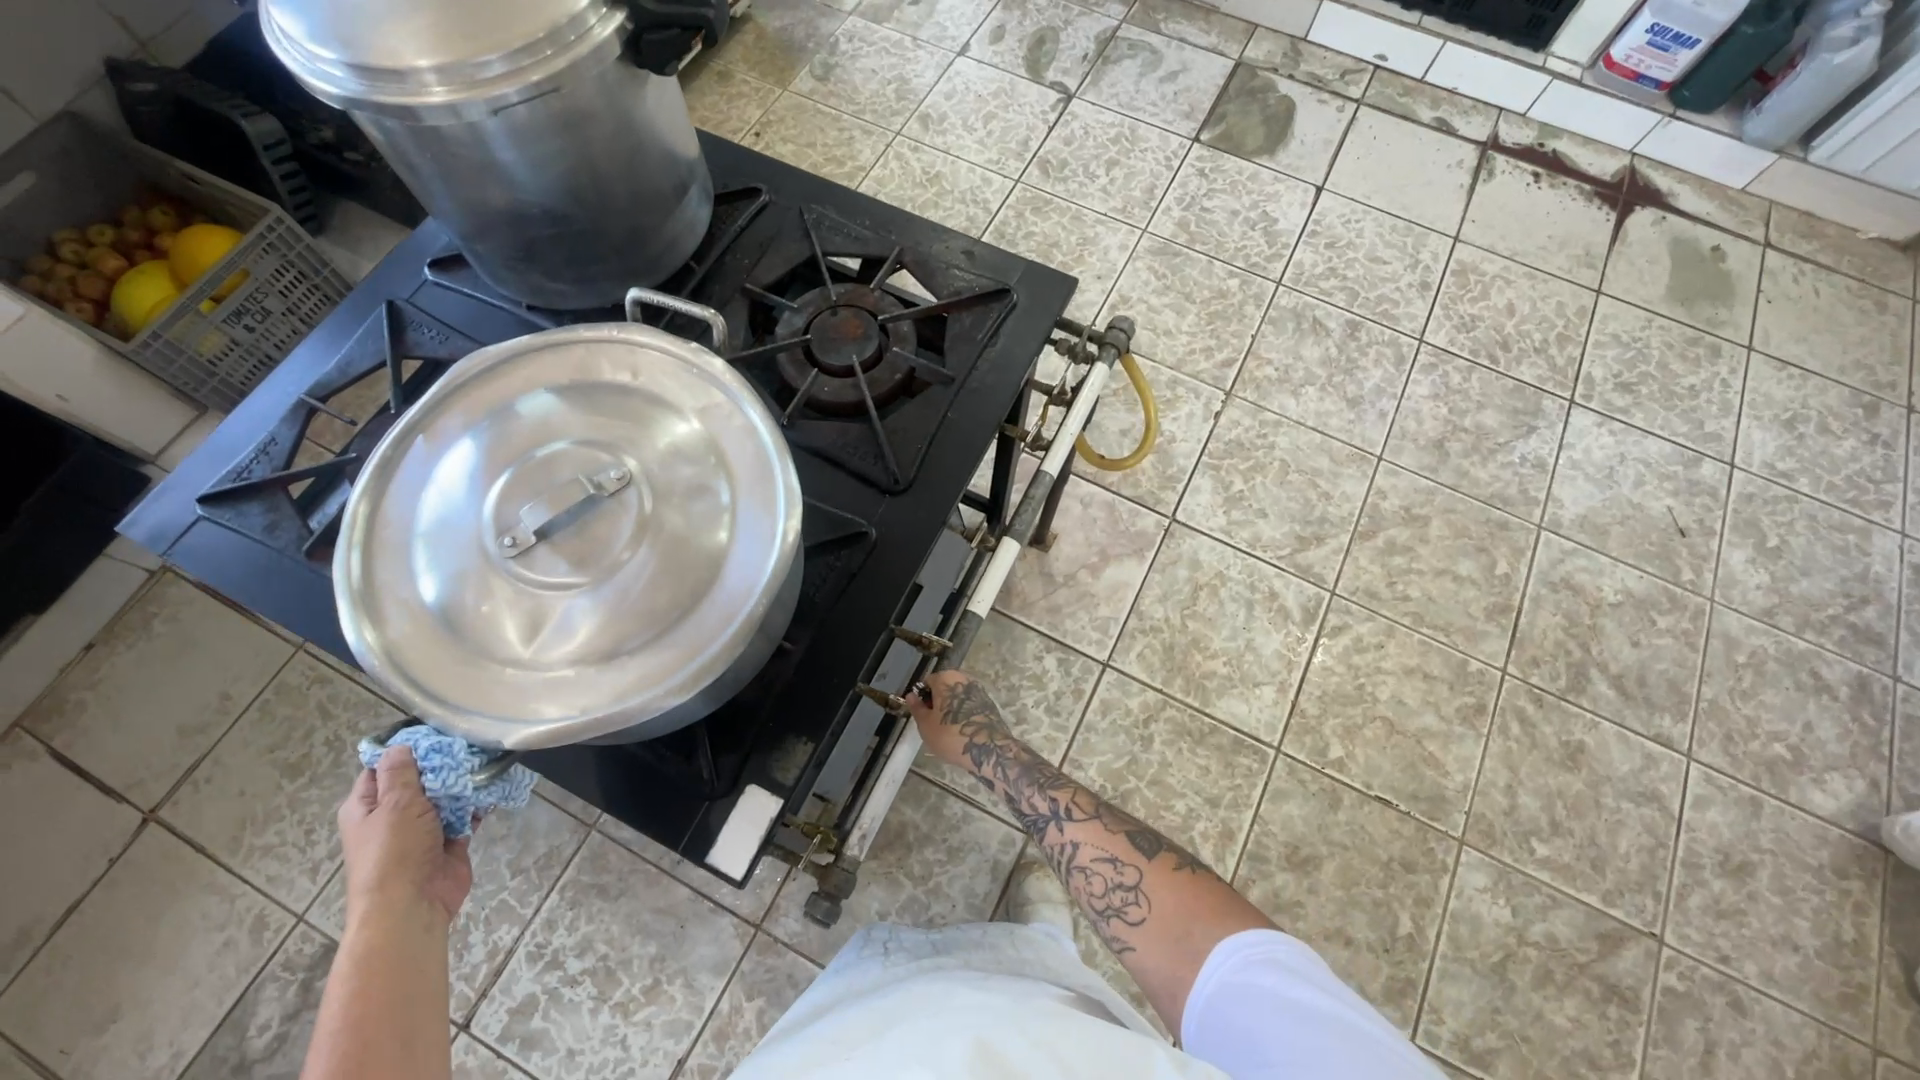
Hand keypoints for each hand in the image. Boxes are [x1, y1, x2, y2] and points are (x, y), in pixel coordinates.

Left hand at [337, 744, 473, 929]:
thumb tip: (401, 745)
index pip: (383, 768)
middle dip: (443, 764)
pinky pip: (465, 815)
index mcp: (367, 806)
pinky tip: (495, 786)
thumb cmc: (394, 852)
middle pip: (419, 780)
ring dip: (464, 783)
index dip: (406, 749)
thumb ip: (401, 773)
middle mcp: (392, 816)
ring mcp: (422, 830)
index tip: (436, 731)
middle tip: (470, 742)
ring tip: (487, 760)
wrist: (412, 905)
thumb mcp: (394, 804)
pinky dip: (478, 804)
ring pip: (445, 797)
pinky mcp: (448, 842)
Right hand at [906, 669, 1011, 768]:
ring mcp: (979, 690)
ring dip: (951, 708)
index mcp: (946, 678)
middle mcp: (964, 678)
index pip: (927, 682)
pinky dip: (964, 713)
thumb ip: (917, 708)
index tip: (921, 713)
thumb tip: (911, 696)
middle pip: (944, 687)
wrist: (988, 750)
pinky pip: (970, 705)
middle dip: (937, 701)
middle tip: (932, 722)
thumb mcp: (925, 724)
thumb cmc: (950, 735)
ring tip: (947, 729)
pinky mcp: (989, 704)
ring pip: (958, 697)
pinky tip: (961, 730)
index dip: (922, 697)